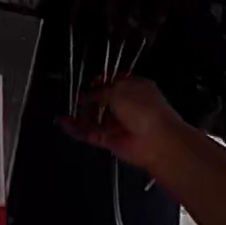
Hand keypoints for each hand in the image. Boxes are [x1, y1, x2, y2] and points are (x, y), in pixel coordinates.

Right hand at [61, 75, 193, 170]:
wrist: (159, 143)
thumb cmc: (145, 110)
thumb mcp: (119, 91)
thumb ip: (101, 91)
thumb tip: (89, 94)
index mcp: (136, 88)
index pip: (115, 81)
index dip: (100, 81)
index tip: (88, 82)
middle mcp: (130, 106)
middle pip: (103, 101)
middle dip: (88, 100)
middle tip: (74, 98)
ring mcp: (122, 125)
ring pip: (96, 119)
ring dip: (81, 116)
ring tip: (66, 112)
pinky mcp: (113, 141)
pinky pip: (92, 134)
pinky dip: (79, 130)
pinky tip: (66, 125)